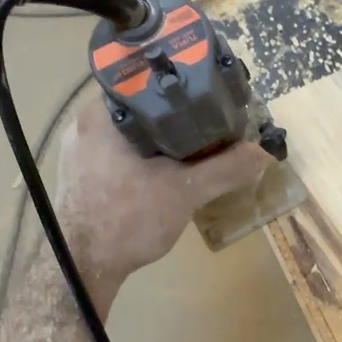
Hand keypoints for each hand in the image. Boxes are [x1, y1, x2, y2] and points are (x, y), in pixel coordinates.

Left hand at [50, 98, 272, 289]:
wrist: (84, 269)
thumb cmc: (128, 219)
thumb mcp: (186, 192)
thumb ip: (226, 169)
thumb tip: (262, 153)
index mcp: (102, 112)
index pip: (143, 73)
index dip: (178, 76)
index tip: (207, 86)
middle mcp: (84, 121)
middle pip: (139, 101)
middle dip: (174, 108)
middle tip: (208, 115)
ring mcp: (79, 147)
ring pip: (129, 127)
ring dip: (160, 133)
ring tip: (194, 139)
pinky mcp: (81, 171)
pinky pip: (119, 148)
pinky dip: (144, 152)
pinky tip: (166, 166)